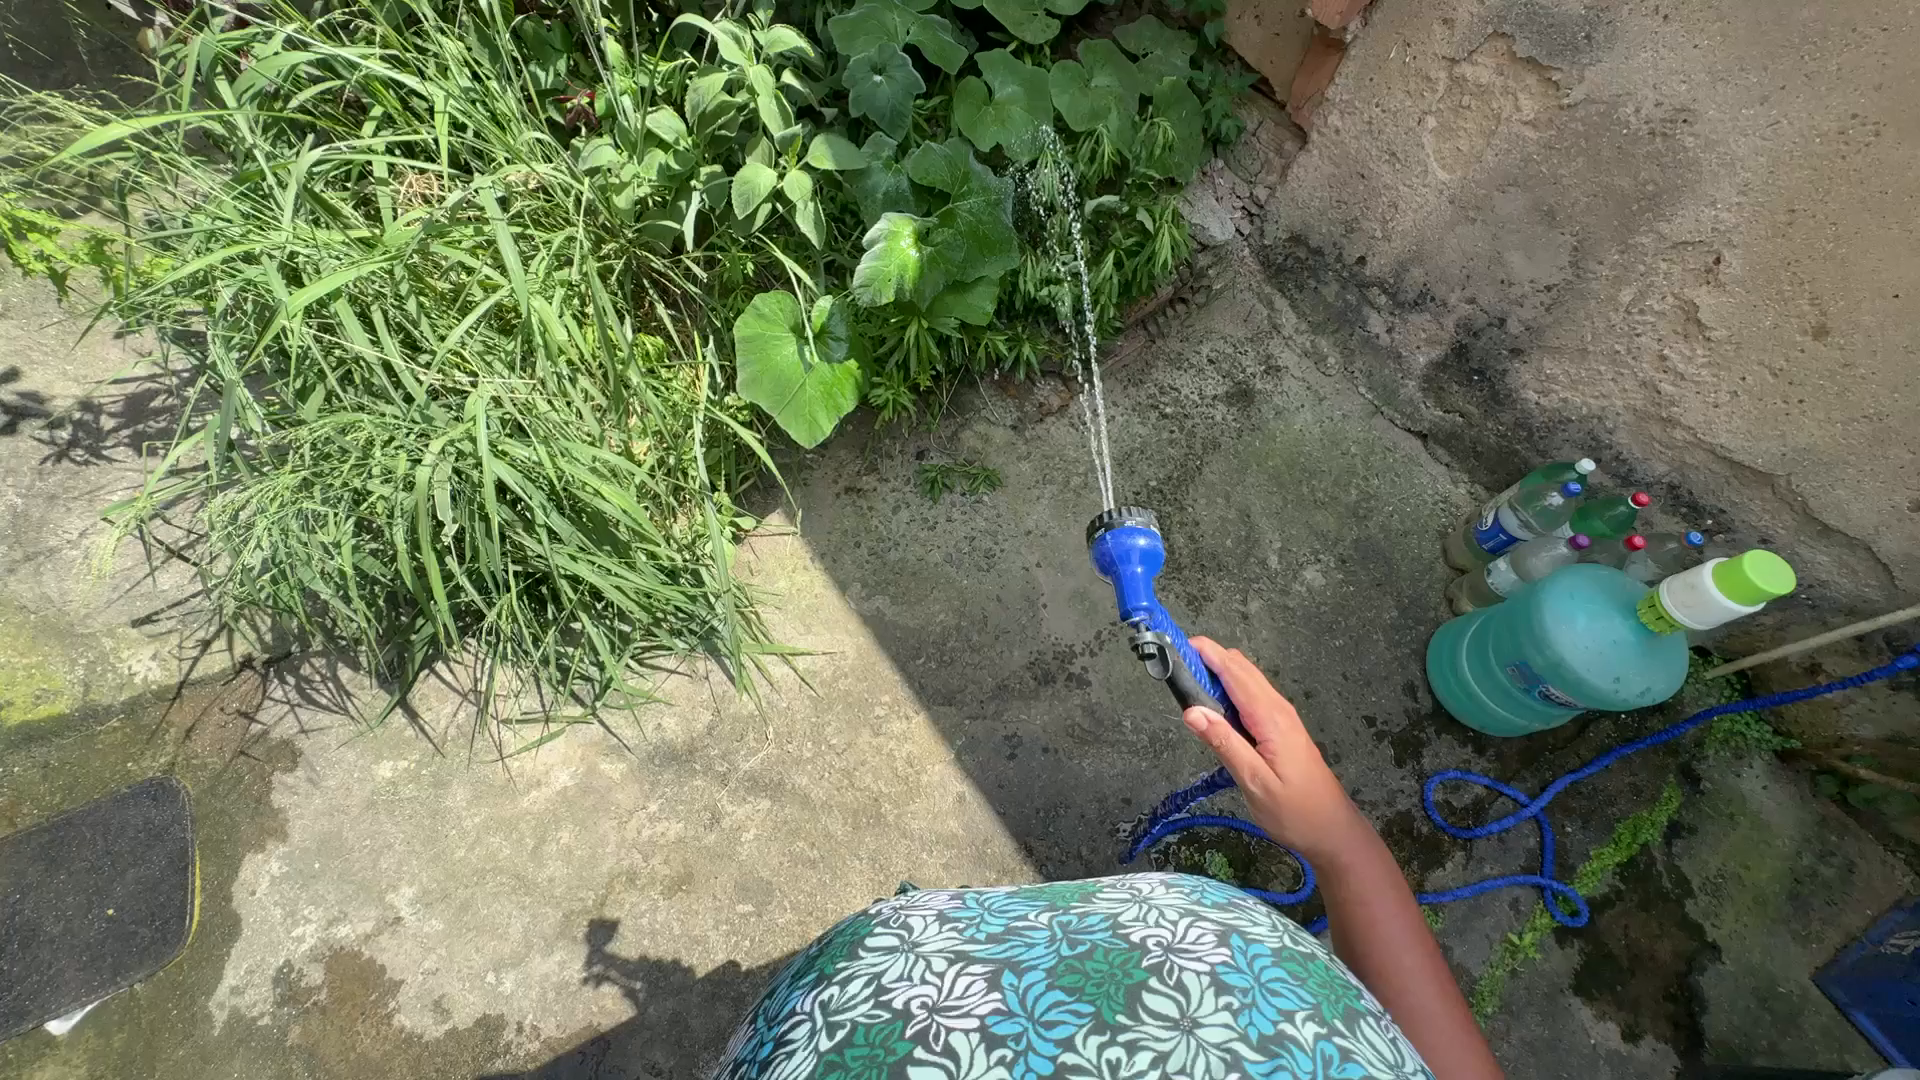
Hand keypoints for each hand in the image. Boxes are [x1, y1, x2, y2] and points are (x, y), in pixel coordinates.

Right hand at [1181, 637, 1372, 863]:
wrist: (1334, 832)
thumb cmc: (1295, 812)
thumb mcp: (1255, 782)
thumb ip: (1224, 744)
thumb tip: (1191, 712)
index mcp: (1271, 718)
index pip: (1235, 672)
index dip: (1208, 653)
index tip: (1179, 644)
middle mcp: (1278, 709)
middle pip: (1241, 668)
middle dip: (1209, 658)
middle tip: (1175, 664)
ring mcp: (1281, 717)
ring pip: (1247, 679)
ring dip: (1218, 672)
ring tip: (1186, 679)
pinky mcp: (1280, 727)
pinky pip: (1251, 695)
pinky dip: (1228, 688)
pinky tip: (1212, 703)